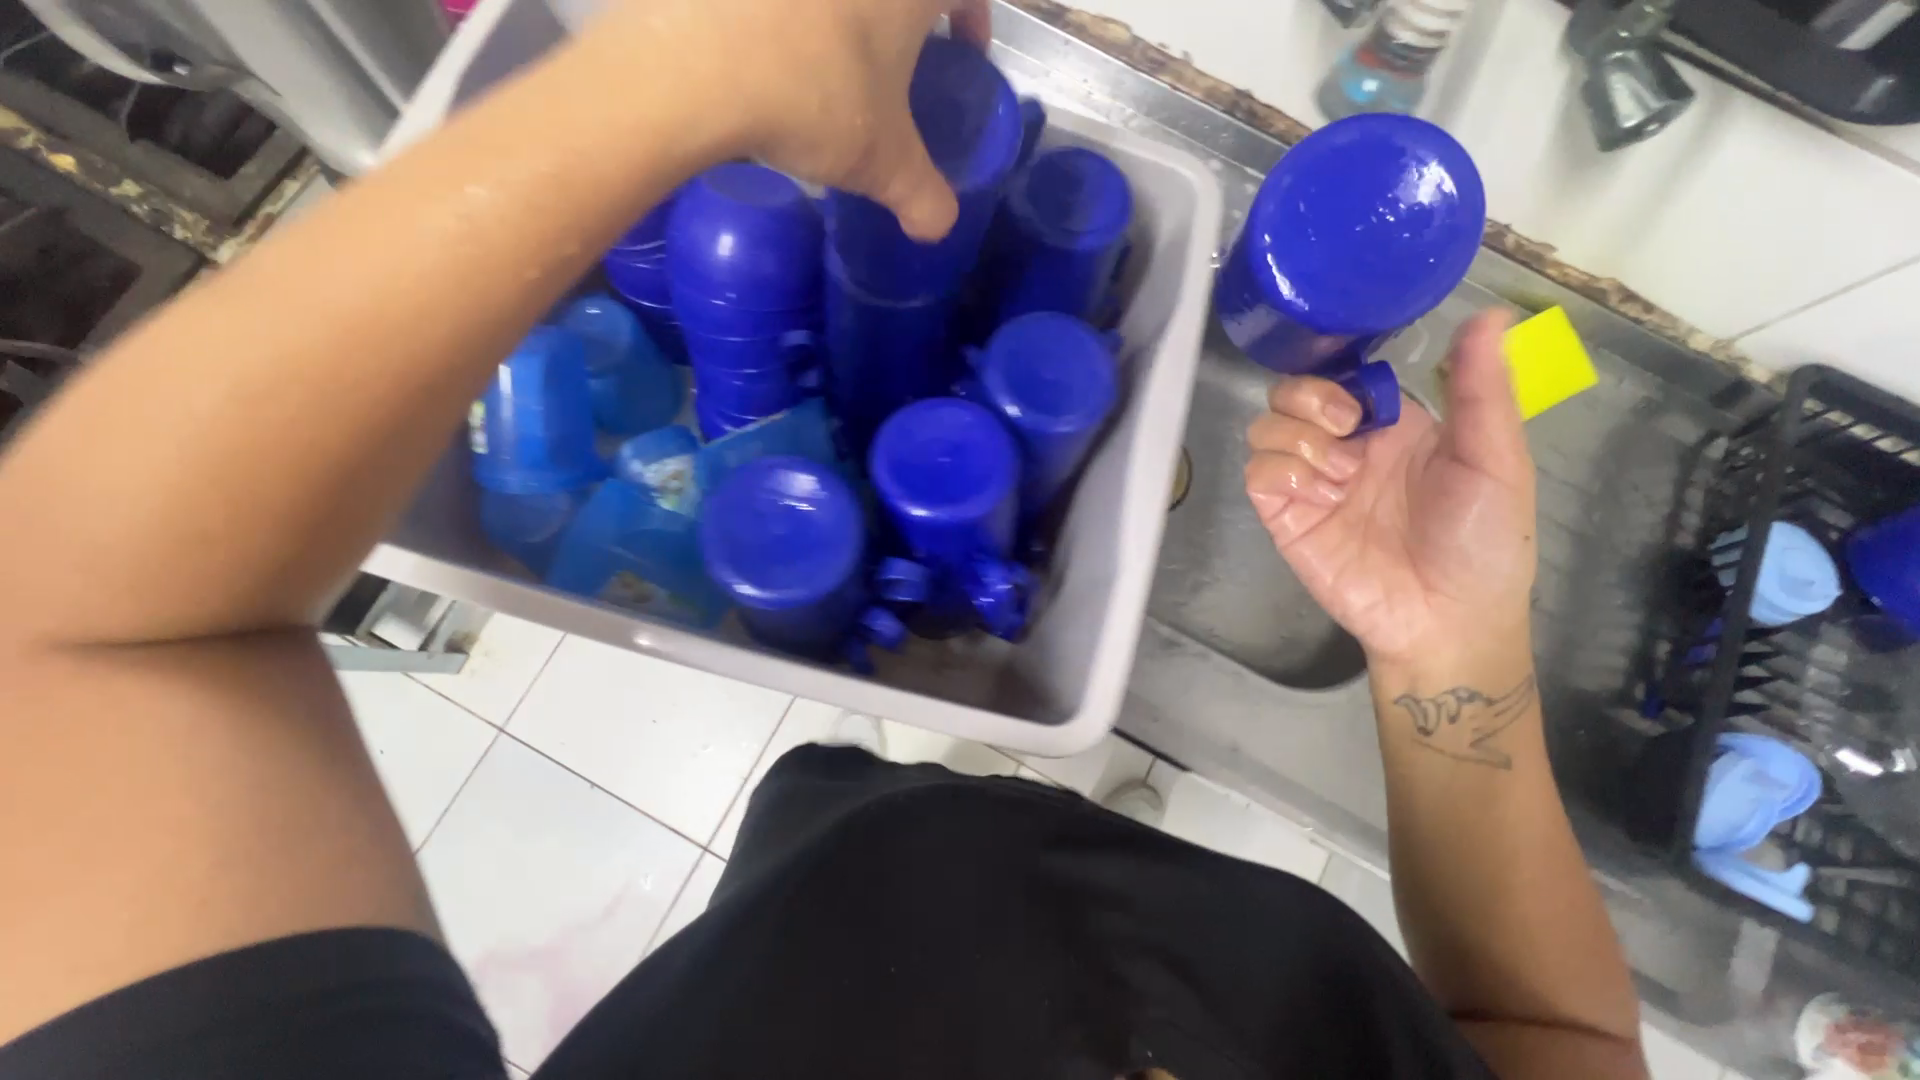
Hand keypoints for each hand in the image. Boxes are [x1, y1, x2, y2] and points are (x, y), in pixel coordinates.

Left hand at [594, 0, 991, 240]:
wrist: (696, 62)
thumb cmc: (815, 99)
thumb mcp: (883, 164)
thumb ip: (923, 198)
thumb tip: (938, 229)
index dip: (974, 17)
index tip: (964, 50)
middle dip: (904, 19)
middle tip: (895, 60)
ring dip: (844, 17)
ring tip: (827, 63)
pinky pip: (779, 5)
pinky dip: (784, 21)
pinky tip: (769, 53)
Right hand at [1243, 312, 1537, 664]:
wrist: (1448, 619)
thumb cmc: (1482, 541)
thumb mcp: (1496, 459)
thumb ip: (1482, 389)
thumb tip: (1488, 315)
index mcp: (1394, 429)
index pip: (1345, 377)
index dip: (1343, 375)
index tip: (1364, 397)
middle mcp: (1346, 449)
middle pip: (1292, 394)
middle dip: (1309, 399)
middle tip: (1345, 429)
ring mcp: (1311, 483)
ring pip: (1267, 427)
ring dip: (1297, 437)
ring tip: (1338, 475)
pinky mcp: (1285, 516)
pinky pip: (1258, 471)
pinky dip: (1281, 470)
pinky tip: (1318, 494)